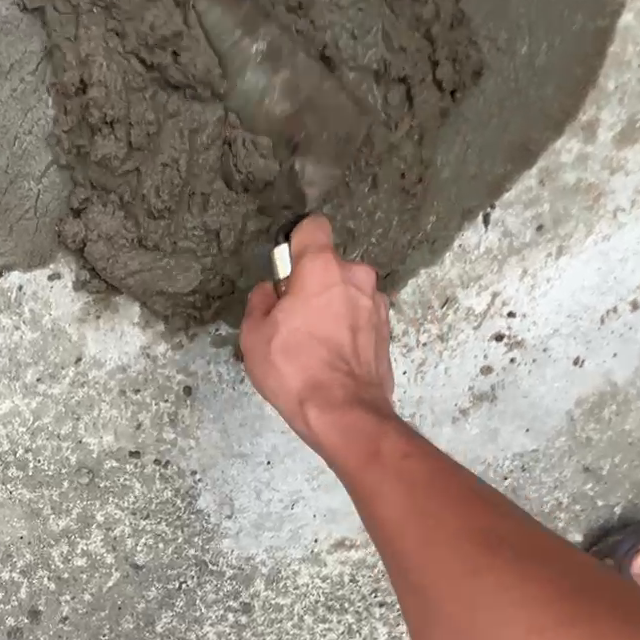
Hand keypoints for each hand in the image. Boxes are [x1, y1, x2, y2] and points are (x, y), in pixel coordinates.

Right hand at [240, 215, 395, 455]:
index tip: (283, 271)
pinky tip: (329, 357)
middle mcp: (356, 276)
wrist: (342, 411)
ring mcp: (376, 303)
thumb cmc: (293, 369)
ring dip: (329, 309)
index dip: (294, 244)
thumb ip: (260, 303)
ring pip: (345, 294)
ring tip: (310, 345)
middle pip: (328, 267)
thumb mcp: (253, 336)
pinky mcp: (386, 329)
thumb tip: (269, 292)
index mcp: (321, 268)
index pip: (312, 228)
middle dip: (310, 286)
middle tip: (290, 321)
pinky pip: (358, 317)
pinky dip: (344, 329)